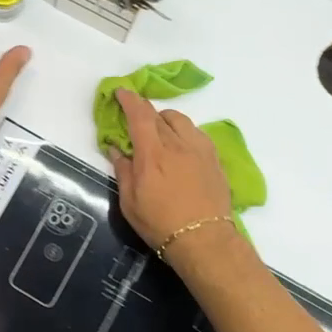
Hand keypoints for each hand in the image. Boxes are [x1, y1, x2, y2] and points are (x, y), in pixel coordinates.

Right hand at [108, 89, 232, 249]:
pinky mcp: (214, 158)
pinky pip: (197, 133)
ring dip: (165, 120)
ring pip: (180, 120)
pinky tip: (180, 145)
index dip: (129, 99)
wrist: (204, 240)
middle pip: (159, 115)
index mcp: (152, 153)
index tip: (121, 92)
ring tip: (158, 132)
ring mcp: (199, 149)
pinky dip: (183, 131)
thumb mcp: (129, 202)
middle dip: (144, 111)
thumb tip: (116, 150)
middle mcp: (177, 144)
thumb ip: (123, 171)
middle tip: (134, 120)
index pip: (139, 114)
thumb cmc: (160, 224)